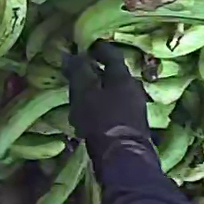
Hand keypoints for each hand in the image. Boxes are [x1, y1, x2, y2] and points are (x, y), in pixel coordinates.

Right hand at [63, 42, 151, 165]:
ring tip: (78, 96)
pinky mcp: (131, 126)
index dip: (98, 49)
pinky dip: (99, 108)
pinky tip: (86, 118)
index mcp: (123, 78)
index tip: (87, 46)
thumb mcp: (84, 92)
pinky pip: (112, 110)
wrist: (122, 157)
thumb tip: (69, 54)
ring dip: (96, 92)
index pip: (112, 55)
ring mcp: (134, 109)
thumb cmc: (101, 119)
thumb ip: (78, 72)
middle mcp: (133, 90)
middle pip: (113, 76)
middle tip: (78, 71)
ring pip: (112, 93)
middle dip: (95, 72)